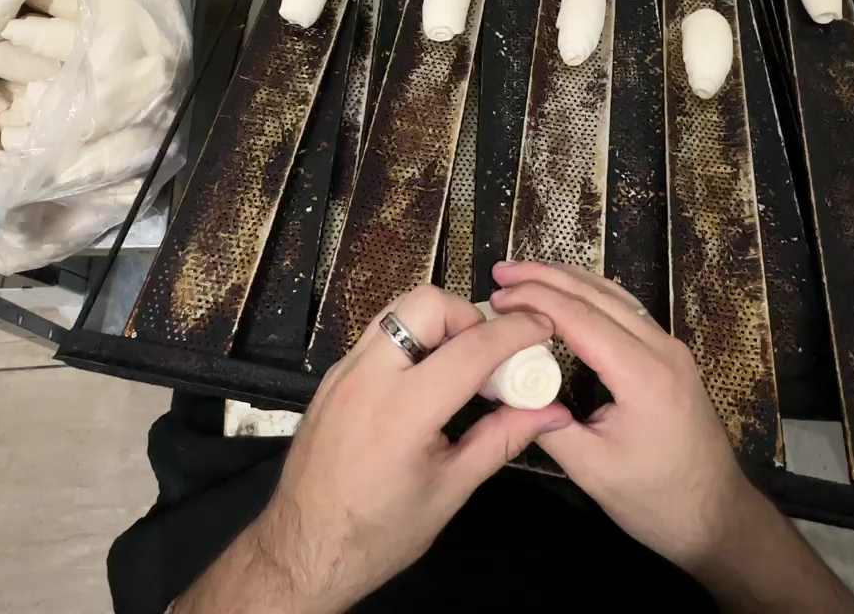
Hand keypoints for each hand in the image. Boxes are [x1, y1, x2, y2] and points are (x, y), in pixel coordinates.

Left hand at [176, 284, 570, 613]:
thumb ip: (502, 439)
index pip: (470, 348)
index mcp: (404, 409)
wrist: (301, 551)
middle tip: (486, 353)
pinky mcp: (332, 375)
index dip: (514, 332)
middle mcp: (369, 374)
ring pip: (397, 309)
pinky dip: (410, 338)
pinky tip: (422, 378)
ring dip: (436, 321)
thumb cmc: (380, 532)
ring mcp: (344, 370)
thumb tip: (552, 412)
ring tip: (457, 362)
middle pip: (426, 302)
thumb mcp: (450, 490)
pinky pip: (378, 334)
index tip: (542, 326)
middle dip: (467, 315)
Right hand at [490, 261, 853, 613]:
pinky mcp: (669, 354)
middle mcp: (660, 347)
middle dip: (545, 276)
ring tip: (524, 274)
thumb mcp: (592, 470)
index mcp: (642, 372)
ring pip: (613, 294)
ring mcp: (669, 346)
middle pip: (596, 294)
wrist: (718, 517)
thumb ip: (546, 424)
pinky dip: (588, 294)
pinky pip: (625, 308)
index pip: (580, 317)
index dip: (535, 300)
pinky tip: (566, 294)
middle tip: (502, 271)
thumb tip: (504, 391)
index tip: (497, 297)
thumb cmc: (655, 500)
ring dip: (567, 279)